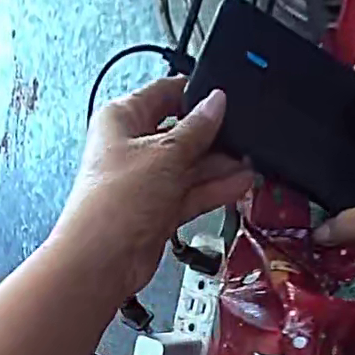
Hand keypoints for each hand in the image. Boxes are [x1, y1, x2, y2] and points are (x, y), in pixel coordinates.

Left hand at [54, 77, 254, 299]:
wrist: (103, 261)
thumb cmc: (113, 204)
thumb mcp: (165, 153)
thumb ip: (196, 129)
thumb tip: (215, 104)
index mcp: (121, 121)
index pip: (163, 95)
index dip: (194, 94)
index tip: (224, 96)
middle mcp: (131, 152)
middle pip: (180, 134)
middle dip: (212, 136)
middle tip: (243, 134)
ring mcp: (145, 185)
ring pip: (188, 168)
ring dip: (218, 166)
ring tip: (250, 160)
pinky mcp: (156, 214)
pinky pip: (190, 195)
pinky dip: (213, 190)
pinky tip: (238, 183)